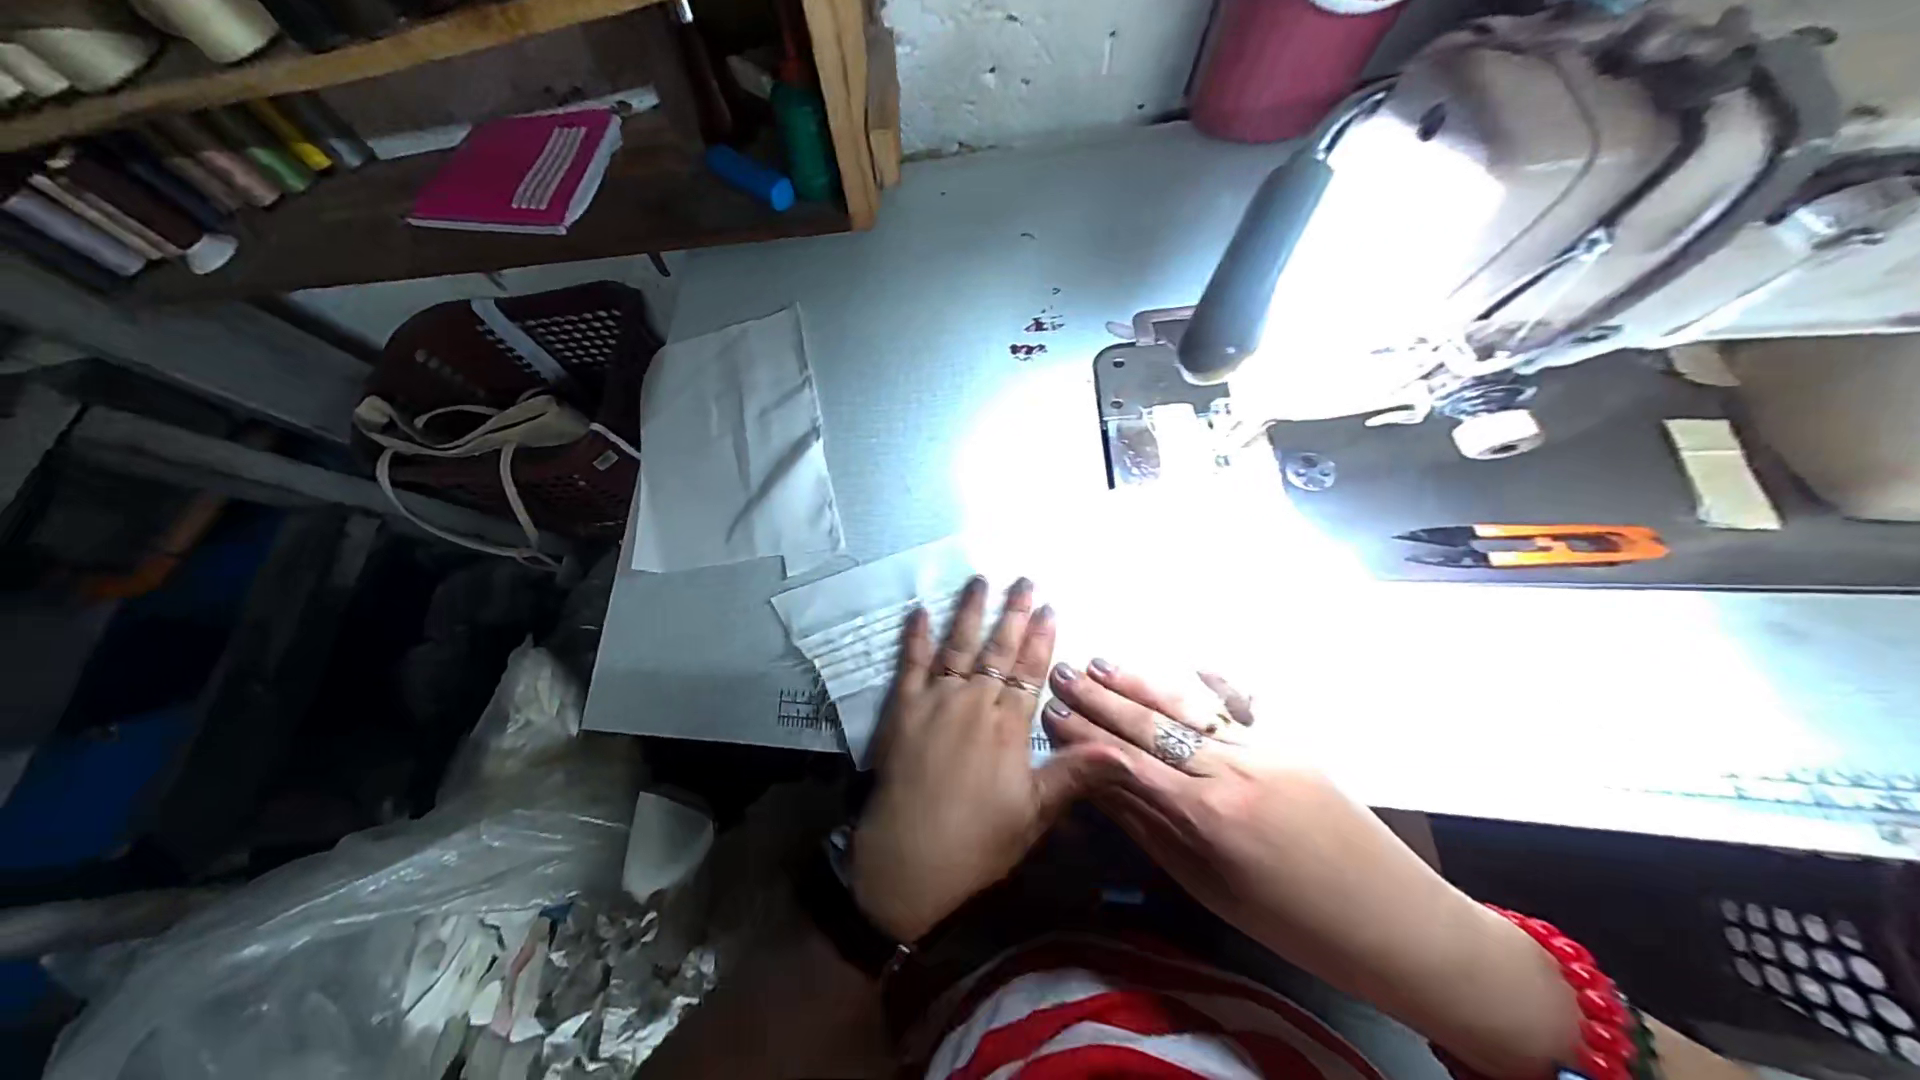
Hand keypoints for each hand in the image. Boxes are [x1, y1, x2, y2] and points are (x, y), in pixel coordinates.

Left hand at [847, 578, 1126, 942]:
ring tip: (980, 580)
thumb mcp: (1035, 815)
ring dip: (970, 612)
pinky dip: (915, 636)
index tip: (1050, 607)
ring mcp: (935, 702)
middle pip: (998, 649)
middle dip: (1013, 613)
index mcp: (1008, 727)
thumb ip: (1074, 775)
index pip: (1029, 671)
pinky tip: (919, 611)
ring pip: (958, 646)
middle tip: (1023, 580)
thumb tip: (1122, 750)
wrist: (906, 860)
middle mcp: (974, 703)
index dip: (1041, 638)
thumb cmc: (976, 842)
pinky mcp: (902, 710)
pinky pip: (910, 664)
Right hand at [1043, 659, 1580, 1079]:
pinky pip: (1242, 705)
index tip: (1052, 714)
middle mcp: (1231, 771)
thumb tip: (1099, 790)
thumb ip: (1151, 831)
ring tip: (1103, 662)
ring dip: (1141, 683)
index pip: (1127, 762)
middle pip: (1151, 725)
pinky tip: (1189, 661)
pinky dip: (1212, 681)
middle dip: (1101, 699)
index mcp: (1207, 818)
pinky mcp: (1290, 743)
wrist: (1393, 921)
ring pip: (1189, 707)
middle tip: (1063, 673)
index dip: (1085, 737)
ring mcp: (1264, 749)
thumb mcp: (1208, 887)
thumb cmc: (1291, 924)